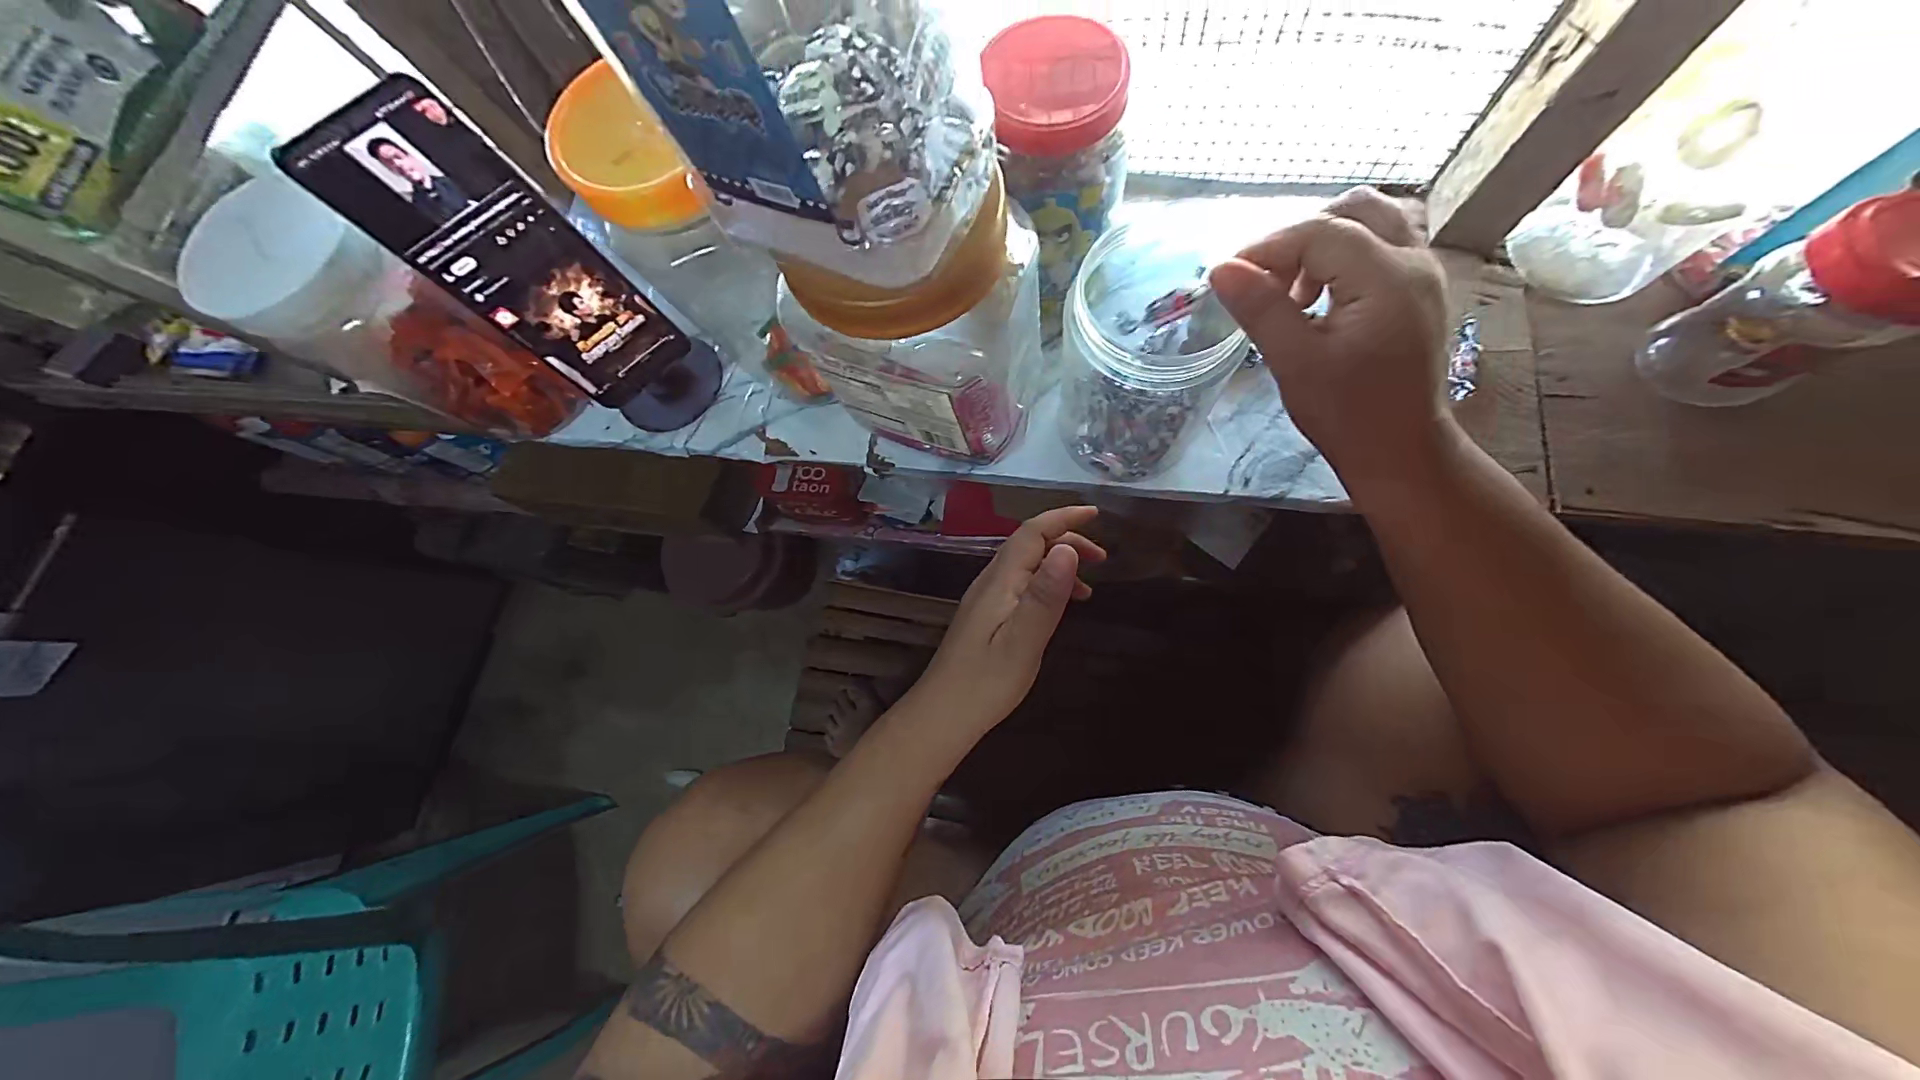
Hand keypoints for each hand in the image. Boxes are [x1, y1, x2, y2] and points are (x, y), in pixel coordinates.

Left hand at [902, 506, 1104, 732]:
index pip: (1032, 533)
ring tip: (1092, 584)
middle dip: (1067, 539)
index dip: (1063, 518)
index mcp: (1000, 581)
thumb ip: (1046, 595)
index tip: (1096, 513)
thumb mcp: (1024, 640)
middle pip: (1029, 544)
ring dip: (1059, 563)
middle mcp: (990, 582)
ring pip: (1026, 565)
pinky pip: (1022, 585)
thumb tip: (1067, 548)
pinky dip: (1047, 584)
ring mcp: (986, 599)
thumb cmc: (986, 682)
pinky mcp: (987, 617)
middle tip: (1104, 557)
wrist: (943, 714)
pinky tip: (1062, 606)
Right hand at [1208, 187, 1454, 501]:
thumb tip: (1221, 269)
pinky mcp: (1418, 291)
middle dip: (1298, 238)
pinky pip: (1381, 246)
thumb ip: (1261, 309)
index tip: (1231, 279)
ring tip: (1292, 292)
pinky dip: (1343, 258)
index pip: (1319, 232)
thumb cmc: (1346, 414)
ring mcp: (1423, 274)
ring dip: (1323, 244)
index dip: (1268, 247)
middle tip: (1266, 282)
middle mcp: (1414, 262)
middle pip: (1353, 210)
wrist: (1400, 450)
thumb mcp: (1295, 363)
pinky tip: (1318, 300)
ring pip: (1372, 222)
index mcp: (1387, 278)